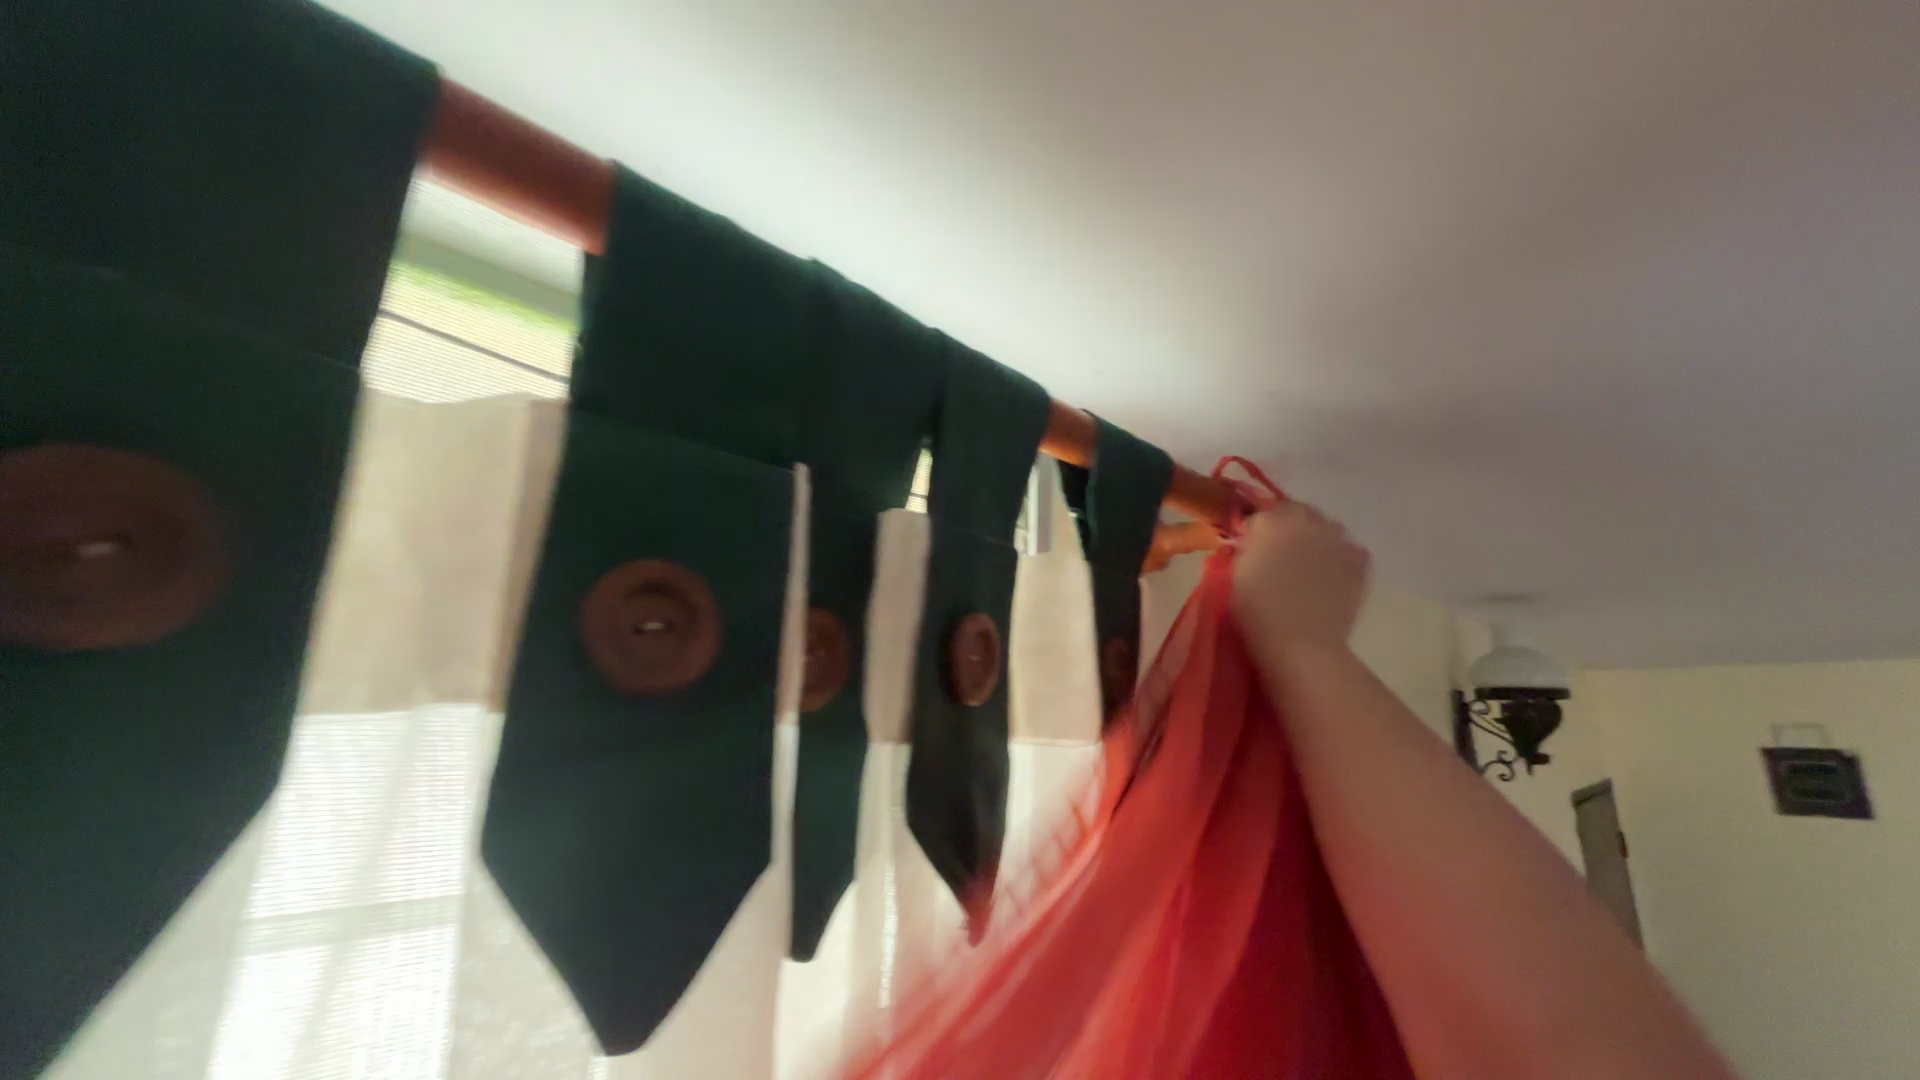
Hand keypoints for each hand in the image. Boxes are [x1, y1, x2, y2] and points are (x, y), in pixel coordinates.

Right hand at [1231, 503, 1370, 656]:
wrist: (1302, 642)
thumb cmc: (1258, 612)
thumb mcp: (1236, 575)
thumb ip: (1245, 549)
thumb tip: (1251, 541)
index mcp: (1270, 523)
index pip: (1261, 514)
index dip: (1256, 530)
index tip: (1252, 548)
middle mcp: (1306, 521)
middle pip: (1295, 512)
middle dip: (1286, 527)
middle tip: (1280, 554)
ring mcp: (1337, 538)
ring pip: (1324, 526)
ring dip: (1315, 538)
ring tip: (1308, 565)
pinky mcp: (1359, 557)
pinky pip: (1346, 547)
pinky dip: (1338, 556)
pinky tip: (1330, 576)